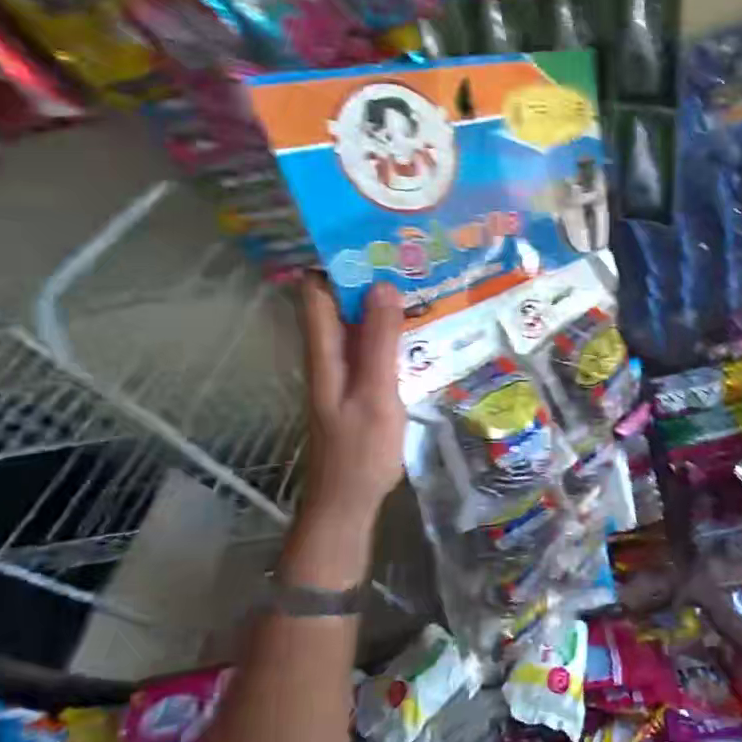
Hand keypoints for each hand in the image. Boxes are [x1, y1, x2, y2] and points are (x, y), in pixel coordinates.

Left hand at [297, 278, 405, 523]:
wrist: (347, 502)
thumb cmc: (360, 452)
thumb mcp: (375, 395)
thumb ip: (378, 343)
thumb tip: (382, 284)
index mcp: (324, 351)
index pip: (317, 290)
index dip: (338, 261)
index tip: (376, 239)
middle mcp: (328, 353)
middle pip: (340, 301)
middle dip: (369, 276)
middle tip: (414, 256)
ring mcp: (343, 371)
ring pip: (358, 323)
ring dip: (383, 303)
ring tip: (424, 282)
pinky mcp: (358, 386)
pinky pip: (371, 346)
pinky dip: (391, 332)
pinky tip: (421, 329)